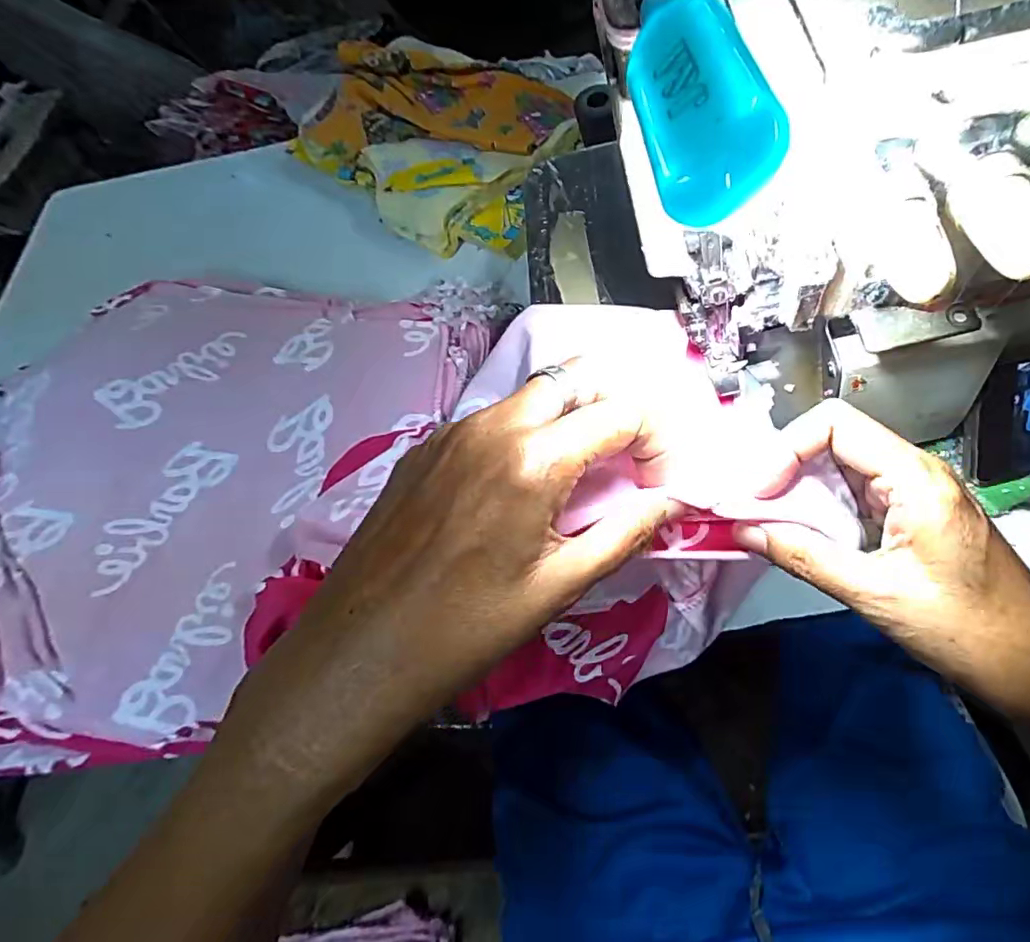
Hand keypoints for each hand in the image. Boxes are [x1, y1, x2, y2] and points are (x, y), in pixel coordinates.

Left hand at [217, 360, 683, 793]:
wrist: (358, 650)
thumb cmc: (467, 628)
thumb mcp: (558, 586)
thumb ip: (625, 534)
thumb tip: (672, 502)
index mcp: (534, 460)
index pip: (621, 413)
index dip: (655, 439)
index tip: (659, 478)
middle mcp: (494, 426)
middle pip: (574, 379)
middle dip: (613, 406)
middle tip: (627, 455)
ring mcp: (453, 431)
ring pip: (530, 394)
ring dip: (569, 415)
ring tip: (582, 467)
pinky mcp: (425, 447)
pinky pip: (490, 418)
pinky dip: (525, 430)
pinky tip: (521, 479)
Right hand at [733, 400, 1029, 734]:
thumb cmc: (971, 633)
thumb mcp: (876, 595)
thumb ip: (805, 556)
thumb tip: (747, 531)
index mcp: (916, 478)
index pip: (834, 425)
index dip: (786, 450)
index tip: (760, 492)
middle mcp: (916, 472)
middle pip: (834, 440)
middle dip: (787, 469)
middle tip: (753, 506)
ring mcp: (916, 492)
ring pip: (841, 467)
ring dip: (801, 490)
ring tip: (769, 521)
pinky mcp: (913, 514)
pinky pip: (856, 494)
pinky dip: (823, 509)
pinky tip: (803, 535)